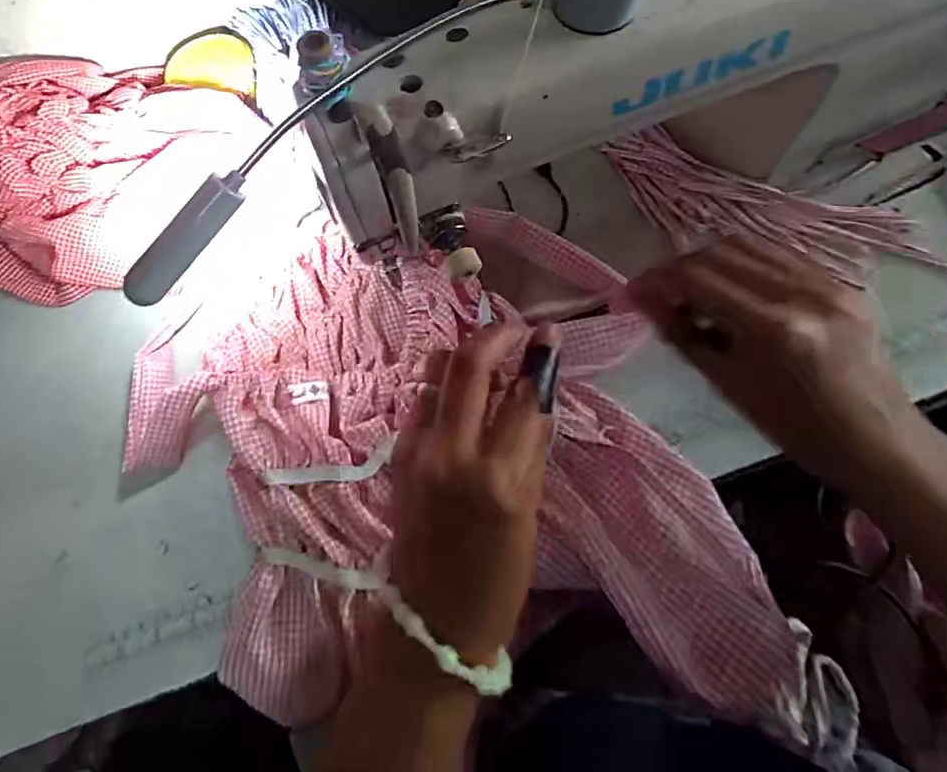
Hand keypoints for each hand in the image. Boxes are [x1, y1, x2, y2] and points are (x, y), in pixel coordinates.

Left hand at [387, 323, 558, 665]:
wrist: (433, 617)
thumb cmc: (498, 575)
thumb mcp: (530, 511)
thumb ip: (532, 444)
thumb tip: (538, 390)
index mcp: (498, 477)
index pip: (523, 396)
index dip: (539, 356)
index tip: (548, 334)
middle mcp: (452, 453)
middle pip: (468, 365)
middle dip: (495, 335)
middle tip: (515, 328)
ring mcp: (417, 449)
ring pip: (438, 375)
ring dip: (466, 357)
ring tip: (490, 358)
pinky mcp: (398, 453)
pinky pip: (424, 402)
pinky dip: (446, 388)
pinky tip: (462, 395)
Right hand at [627, 239, 921, 486]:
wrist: (880, 444)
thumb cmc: (798, 429)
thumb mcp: (730, 385)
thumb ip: (686, 336)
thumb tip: (647, 302)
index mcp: (777, 328)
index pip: (700, 280)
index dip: (658, 280)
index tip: (634, 290)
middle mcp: (805, 293)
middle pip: (722, 252)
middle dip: (680, 266)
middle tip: (658, 289)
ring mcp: (830, 284)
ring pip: (750, 246)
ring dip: (710, 260)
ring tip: (691, 287)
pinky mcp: (843, 284)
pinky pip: (779, 257)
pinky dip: (744, 265)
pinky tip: (731, 288)